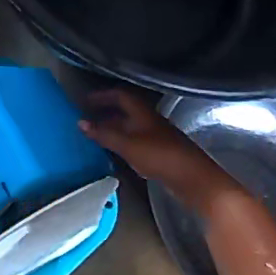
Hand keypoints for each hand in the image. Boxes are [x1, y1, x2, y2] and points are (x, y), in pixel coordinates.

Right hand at [80, 88, 232, 203]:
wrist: (195, 179)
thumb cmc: (160, 156)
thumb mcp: (127, 144)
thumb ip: (104, 134)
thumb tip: (80, 122)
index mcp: (143, 112)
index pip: (120, 95)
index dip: (103, 96)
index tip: (85, 100)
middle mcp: (150, 121)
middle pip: (126, 111)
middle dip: (106, 113)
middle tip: (87, 118)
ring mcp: (157, 137)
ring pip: (131, 127)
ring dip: (114, 129)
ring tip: (96, 136)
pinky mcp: (162, 153)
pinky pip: (137, 142)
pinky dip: (123, 144)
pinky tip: (116, 154)